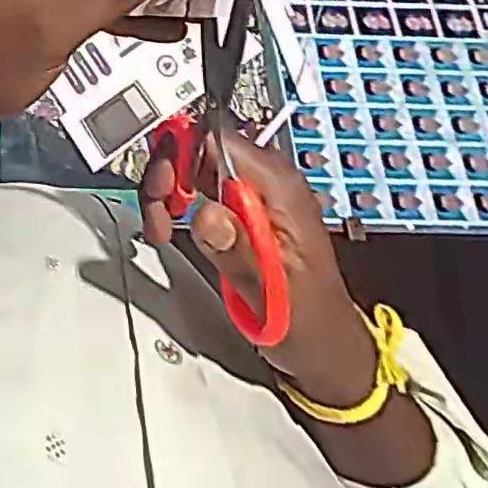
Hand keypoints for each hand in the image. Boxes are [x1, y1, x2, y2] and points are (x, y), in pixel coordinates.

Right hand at [140, 126, 376, 404]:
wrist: (326, 349)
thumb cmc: (314, 325)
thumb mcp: (276, 295)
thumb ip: (239, 252)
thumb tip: (208, 214)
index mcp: (280, 187)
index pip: (216, 138)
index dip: (181, 155)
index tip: (167, 189)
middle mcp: (263, 179)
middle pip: (194, 143)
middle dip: (166, 172)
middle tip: (161, 211)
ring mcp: (247, 189)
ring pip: (185, 160)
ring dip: (163, 189)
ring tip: (162, 225)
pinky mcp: (233, 202)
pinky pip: (190, 182)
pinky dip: (170, 200)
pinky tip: (168, 225)